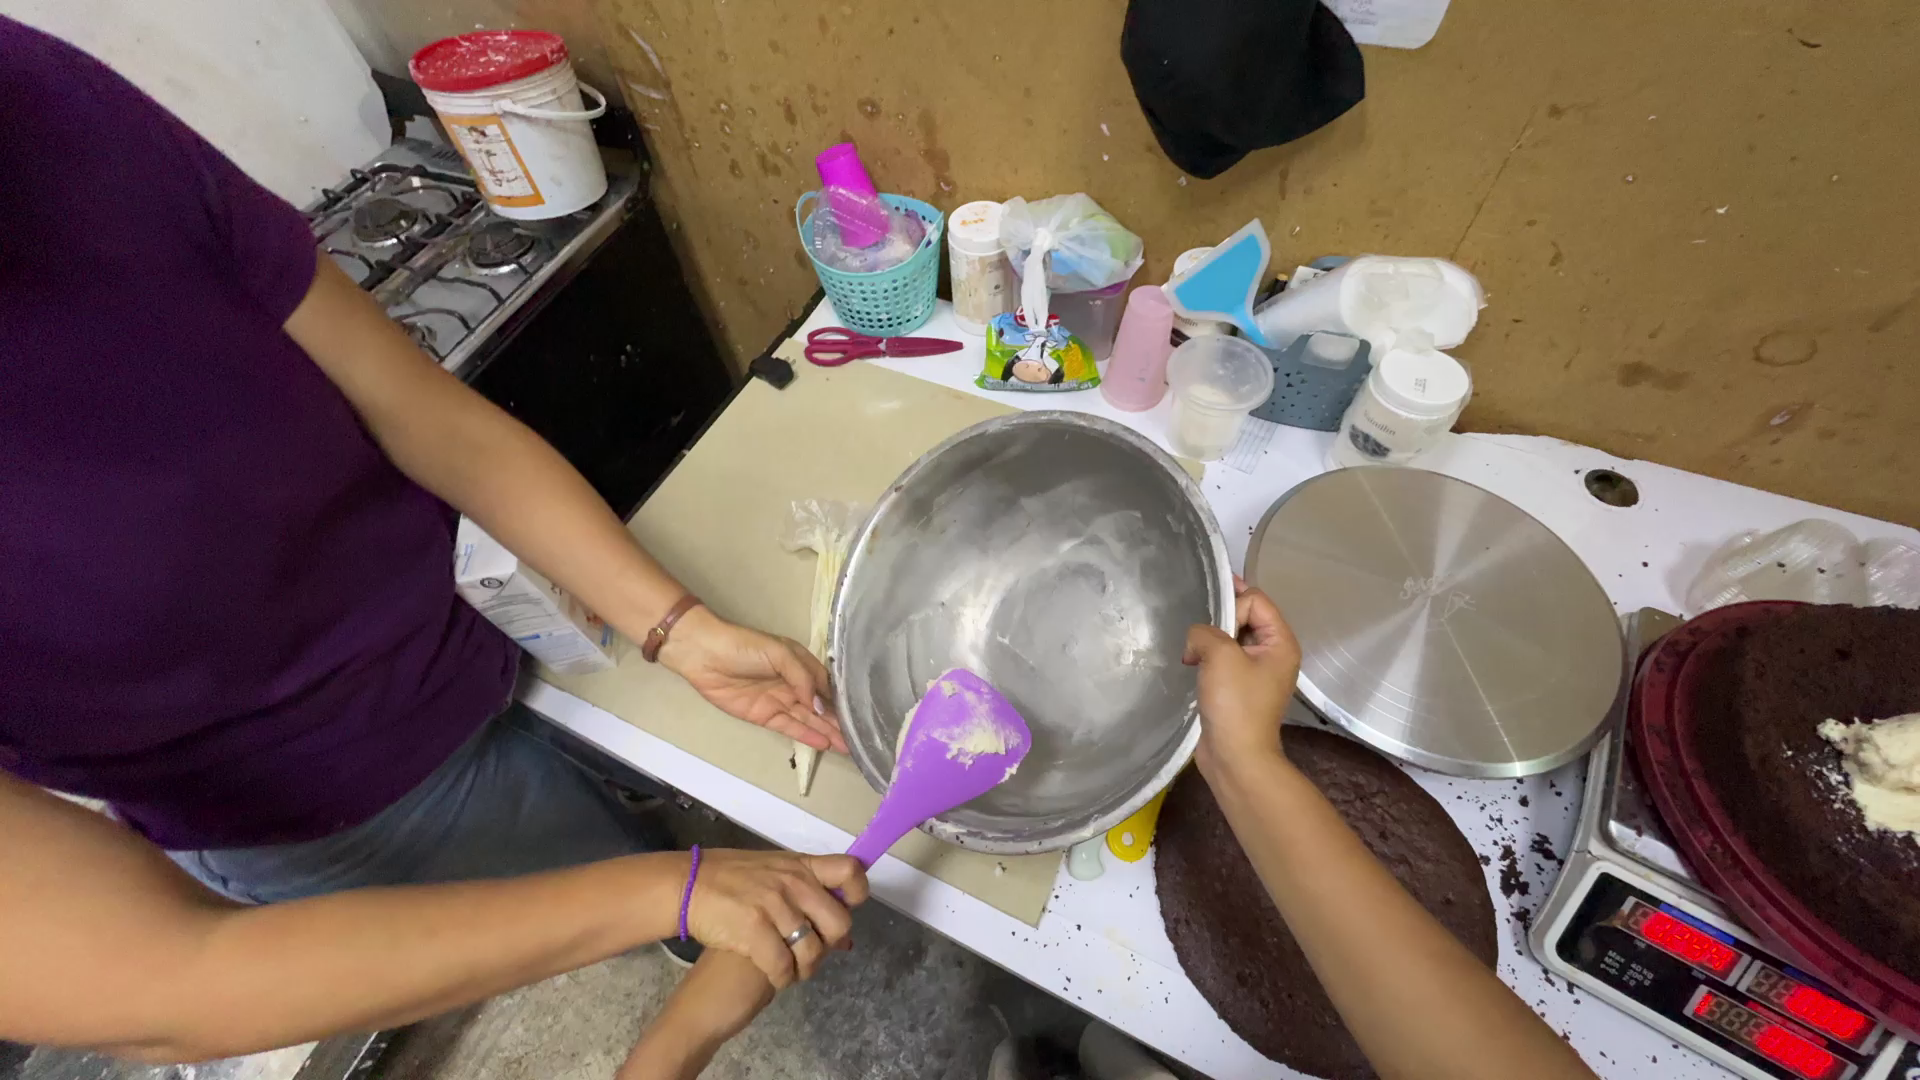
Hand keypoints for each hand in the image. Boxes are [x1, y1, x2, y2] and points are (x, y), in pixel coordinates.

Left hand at [658, 606, 846, 751]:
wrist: (706, 655)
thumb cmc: (745, 647)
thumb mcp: (780, 653)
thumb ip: (802, 677)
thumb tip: (818, 705)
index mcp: (801, 663)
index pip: (827, 685)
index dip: (841, 699)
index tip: (860, 714)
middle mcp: (795, 684)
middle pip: (821, 706)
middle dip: (839, 721)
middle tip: (860, 739)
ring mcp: (780, 701)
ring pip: (809, 719)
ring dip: (828, 732)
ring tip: (849, 747)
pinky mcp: (765, 716)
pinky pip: (790, 727)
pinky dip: (807, 735)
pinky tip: (825, 743)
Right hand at [684, 849, 868, 988]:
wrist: (691, 884)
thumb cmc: (735, 879)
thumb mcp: (777, 873)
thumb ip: (808, 896)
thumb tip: (844, 937)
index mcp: (802, 865)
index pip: (849, 870)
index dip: (857, 893)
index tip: (848, 908)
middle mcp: (794, 882)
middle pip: (839, 922)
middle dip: (830, 944)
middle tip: (814, 951)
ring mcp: (775, 904)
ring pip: (812, 950)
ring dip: (806, 968)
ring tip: (794, 969)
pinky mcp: (754, 929)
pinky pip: (783, 966)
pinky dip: (784, 978)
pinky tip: (776, 977)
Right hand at [1183, 578, 1302, 771]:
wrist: (1235, 756)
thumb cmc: (1235, 703)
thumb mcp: (1220, 655)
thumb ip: (1205, 631)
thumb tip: (1196, 641)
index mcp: (1280, 642)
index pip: (1255, 600)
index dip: (1232, 607)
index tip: (1215, 634)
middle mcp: (1273, 653)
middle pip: (1244, 615)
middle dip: (1218, 619)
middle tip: (1196, 635)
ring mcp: (1256, 670)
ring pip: (1229, 636)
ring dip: (1208, 639)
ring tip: (1192, 654)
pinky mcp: (1238, 685)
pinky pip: (1222, 657)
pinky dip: (1206, 656)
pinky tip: (1192, 664)